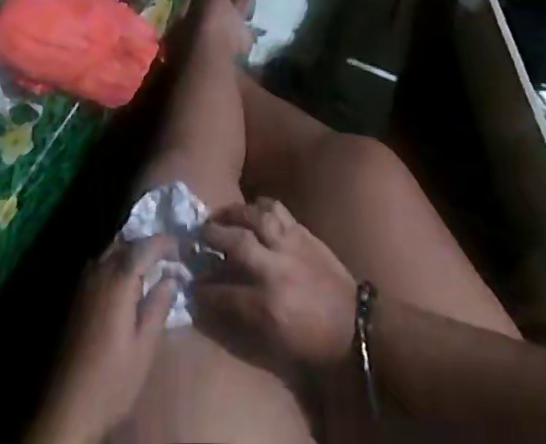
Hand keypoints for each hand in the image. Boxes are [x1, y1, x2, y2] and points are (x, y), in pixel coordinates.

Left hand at [30, 236, 179, 443]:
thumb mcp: (145, 346)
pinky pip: (99, 268)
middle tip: (169, 258)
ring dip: (130, 254)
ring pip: (109, 254)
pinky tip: (127, 284)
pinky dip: (116, 265)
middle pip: (124, 245)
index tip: (183, 248)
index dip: (165, 242)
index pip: (144, 247)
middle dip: (147, 246)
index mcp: (117, 283)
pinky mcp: (75, 301)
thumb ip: (158, 306)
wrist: (66, 408)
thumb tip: (171, 277)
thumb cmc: (112, 380)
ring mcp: (82, 287)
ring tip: (151, 268)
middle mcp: (97, 276)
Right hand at [194, 198, 357, 371]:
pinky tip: (252, 208)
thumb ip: (241, 315)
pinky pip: (279, 211)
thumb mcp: (272, 340)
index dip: (202, 289)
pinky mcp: (304, 234)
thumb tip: (215, 297)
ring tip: (221, 214)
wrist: (354, 324)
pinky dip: (261, 206)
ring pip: (258, 216)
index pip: (222, 292)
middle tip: (199, 235)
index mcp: (265, 304)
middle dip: (212, 237)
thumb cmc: (311, 340)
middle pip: (236, 243)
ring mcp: (291, 246)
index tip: (191, 284)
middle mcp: (275, 269)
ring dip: (235, 212)